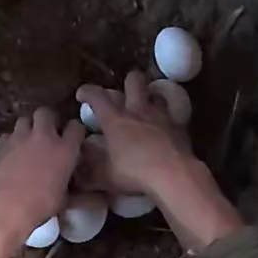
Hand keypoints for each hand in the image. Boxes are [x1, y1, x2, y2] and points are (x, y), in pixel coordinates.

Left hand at [0, 107, 85, 257]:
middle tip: (46, 133)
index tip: (72, 138)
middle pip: (46, 112)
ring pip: (24, 120)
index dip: (74, 131)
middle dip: (47, 120)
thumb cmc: (39, 205)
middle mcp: (43, 136)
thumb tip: (71, 186)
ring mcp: (19, 137)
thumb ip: (68, 184)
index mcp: (64, 150)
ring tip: (26, 142)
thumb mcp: (62, 198)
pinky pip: (7, 136)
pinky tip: (9, 154)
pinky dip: (10, 142)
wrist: (3, 206)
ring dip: (27, 128)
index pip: (76, 127)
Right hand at [75, 72, 196, 197]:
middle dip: (128, 82)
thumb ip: (89, 169)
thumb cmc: (135, 174)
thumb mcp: (105, 176)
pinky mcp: (179, 127)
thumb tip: (78, 164)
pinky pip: (171, 115)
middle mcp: (138, 111)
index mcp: (116, 121)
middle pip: (134, 81)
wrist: (174, 176)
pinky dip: (165, 119)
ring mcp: (161, 116)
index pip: (98, 97)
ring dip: (149, 98)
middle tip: (123, 94)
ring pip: (156, 94)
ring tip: (145, 108)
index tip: (82, 95)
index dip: (88, 92)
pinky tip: (163, 129)